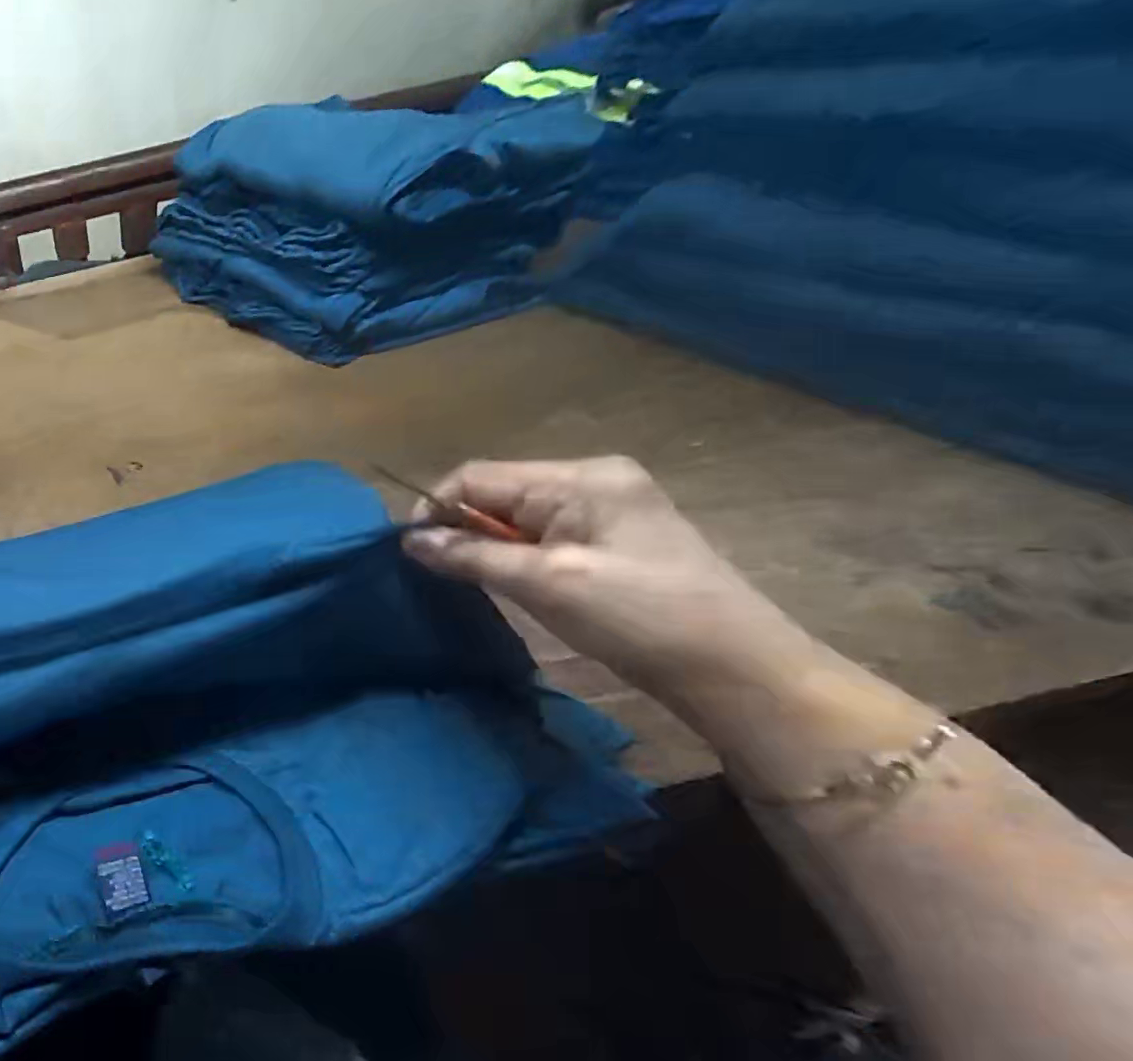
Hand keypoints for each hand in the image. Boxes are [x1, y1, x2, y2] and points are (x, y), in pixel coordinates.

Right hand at [402, 457, 820, 708]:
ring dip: (489, 543)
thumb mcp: (546, 584)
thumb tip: (410, 541)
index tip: (413, 552)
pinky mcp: (616, 536)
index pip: (478, 476)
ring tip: (478, 581)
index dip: (437, 507)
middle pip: (498, 491)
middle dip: (463, 527)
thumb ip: (472, 554)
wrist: (737, 671)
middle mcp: (593, 478)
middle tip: (445, 573)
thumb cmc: (638, 619)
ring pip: (518, 514)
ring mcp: (608, 505)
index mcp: (580, 477)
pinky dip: (518, 553)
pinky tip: (517, 581)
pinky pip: (545, 532)